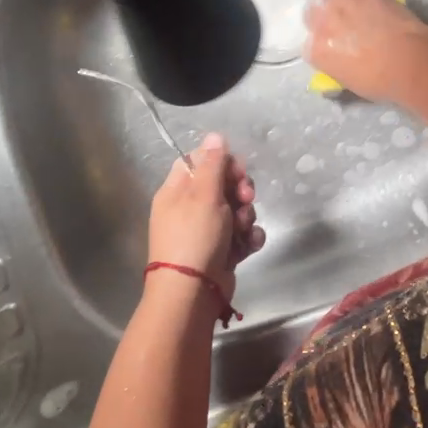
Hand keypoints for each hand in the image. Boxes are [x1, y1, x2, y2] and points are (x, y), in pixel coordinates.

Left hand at [147, 133, 263, 303]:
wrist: (192, 294)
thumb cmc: (194, 237)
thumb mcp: (204, 194)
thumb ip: (212, 163)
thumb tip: (214, 134)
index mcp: (177, 191)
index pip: (200, 161)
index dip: (222, 162)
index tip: (237, 170)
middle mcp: (189, 208)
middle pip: (222, 184)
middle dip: (240, 191)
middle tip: (245, 199)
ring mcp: (205, 231)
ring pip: (236, 210)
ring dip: (246, 216)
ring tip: (243, 229)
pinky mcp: (221, 251)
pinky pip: (241, 235)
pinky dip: (248, 238)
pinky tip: (249, 244)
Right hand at [304, 0, 427, 101]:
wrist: (408, 61)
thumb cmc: (380, 81)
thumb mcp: (349, 81)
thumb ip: (337, 65)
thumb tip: (339, 57)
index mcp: (317, 51)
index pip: (309, 43)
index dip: (321, 42)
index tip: (332, 45)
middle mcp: (324, 23)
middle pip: (313, 12)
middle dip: (324, 17)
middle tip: (340, 24)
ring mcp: (343, 4)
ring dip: (341, 1)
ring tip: (355, 8)